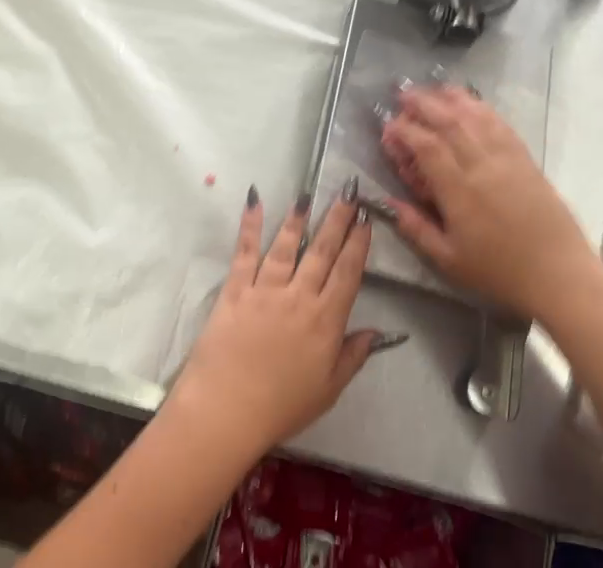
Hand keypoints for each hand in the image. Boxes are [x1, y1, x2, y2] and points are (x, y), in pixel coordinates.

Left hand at [167, 186, 385, 458]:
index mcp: (326, 320)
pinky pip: (245, 252)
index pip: (348, 273)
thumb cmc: (281, 406)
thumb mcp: (329, 390)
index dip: (359, 244)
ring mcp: (265, 289)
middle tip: (347, 193)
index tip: (366, 219)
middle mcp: (299, 296)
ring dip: (298, 219)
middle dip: (337, 220)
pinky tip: (254, 201)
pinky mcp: (235, 290)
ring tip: (307, 195)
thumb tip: (376, 331)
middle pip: (322, 251)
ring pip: (286, 246)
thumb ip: (353, 356)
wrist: (226, 409)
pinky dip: (250, 225)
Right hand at [382, 85, 599, 317]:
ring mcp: (507, 160)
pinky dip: (482, 109)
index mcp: (459, 191)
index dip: (404, 131)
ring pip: (476, 117)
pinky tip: (470, 103)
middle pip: (449, 122)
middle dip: (423, 104)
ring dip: (451, 99)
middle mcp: (482, 167)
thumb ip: (416, 229)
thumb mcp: (449, 260)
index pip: (426, 147)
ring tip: (432, 91)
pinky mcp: (526, 160)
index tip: (388, 127)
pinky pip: (501, 125)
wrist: (560, 275)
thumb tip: (388, 203)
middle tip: (402, 96)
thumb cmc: (500, 272)